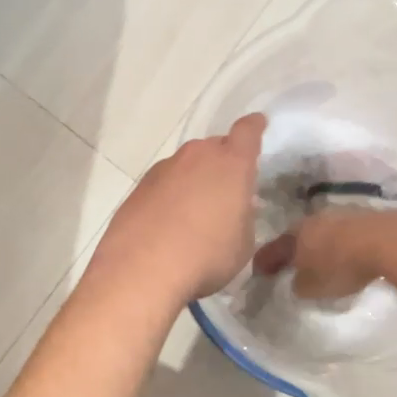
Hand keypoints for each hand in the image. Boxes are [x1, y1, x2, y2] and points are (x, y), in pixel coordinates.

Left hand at [83, 113, 266, 310]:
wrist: (142, 270)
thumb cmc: (205, 257)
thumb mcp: (242, 245)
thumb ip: (245, 218)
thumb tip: (238, 206)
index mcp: (231, 164)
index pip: (247, 131)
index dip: (254, 128)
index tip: (257, 127)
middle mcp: (197, 157)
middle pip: (214, 148)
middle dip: (222, 163)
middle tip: (225, 192)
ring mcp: (164, 169)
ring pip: (186, 166)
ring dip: (193, 181)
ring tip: (193, 214)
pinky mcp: (139, 188)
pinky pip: (163, 184)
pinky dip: (169, 197)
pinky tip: (167, 225)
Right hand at [253, 206, 396, 298]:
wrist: (385, 241)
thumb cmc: (339, 266)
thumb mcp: (310, 287)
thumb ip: (298, 285)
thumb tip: (298, 281)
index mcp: (294, 235)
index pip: (272, 250)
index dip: (264, 263)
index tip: (259, 273)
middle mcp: (313, 220)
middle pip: (297, 237)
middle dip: (293, 252)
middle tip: (290, 266)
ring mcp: (340, 215)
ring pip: (321, 233)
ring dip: (318, 246)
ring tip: (320, 261)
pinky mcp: (364, 217)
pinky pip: (344, 234)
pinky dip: (340, 245)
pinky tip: (345, 255)